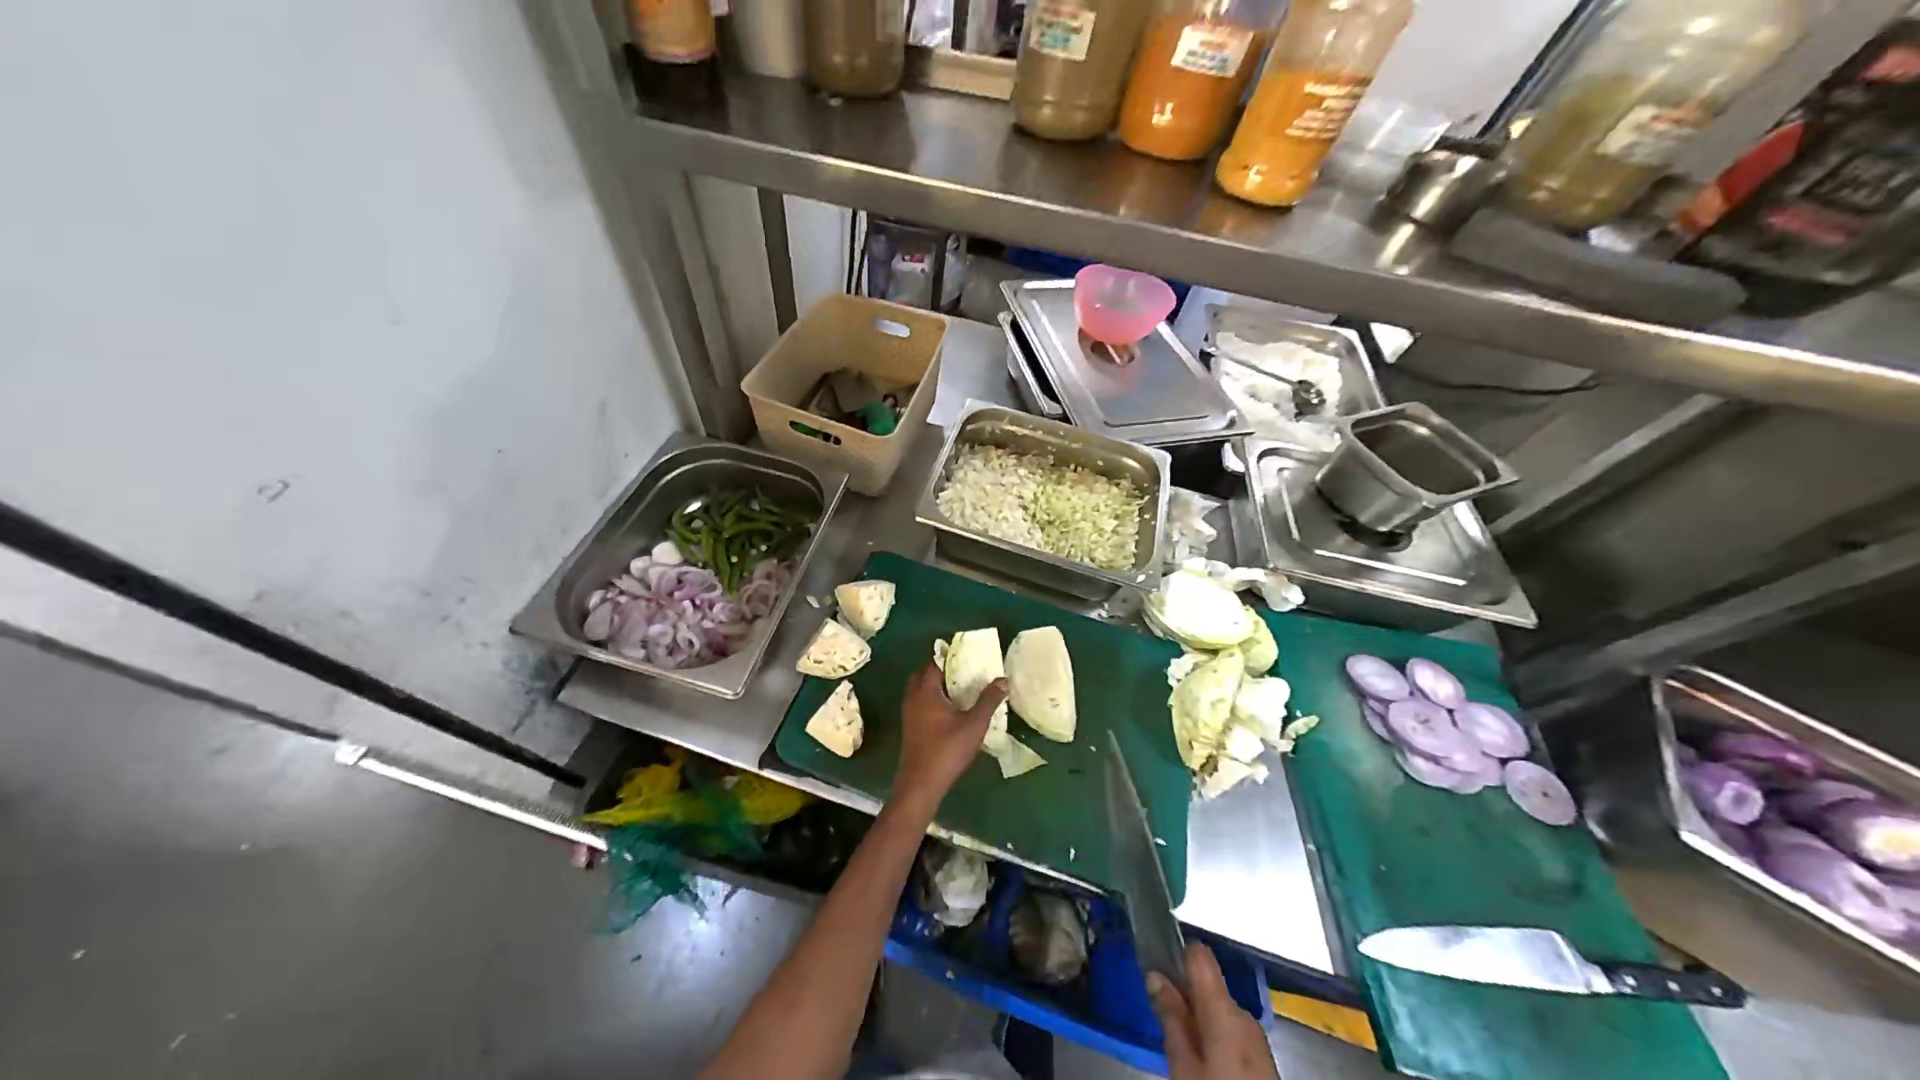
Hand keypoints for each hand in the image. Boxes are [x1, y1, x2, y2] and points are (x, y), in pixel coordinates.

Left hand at [894, 661, 1004, 813]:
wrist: (921, 783)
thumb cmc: (947, 750)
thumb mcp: (974, 724)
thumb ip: (989, 700)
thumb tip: (1003, 679)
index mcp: (926, 690)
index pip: (934, 661)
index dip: (949, 654)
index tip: (967, 652)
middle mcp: (913, 696)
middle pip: (924, 672)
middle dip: (942, 667)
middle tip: (964, 668)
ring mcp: (909, 712)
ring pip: (920, 688)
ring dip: (937, 683)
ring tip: (960, 686)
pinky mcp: (910, 725)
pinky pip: (920, 700)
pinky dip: (932, 696)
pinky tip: (951, 708)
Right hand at [1148, 944, 1280, 1079]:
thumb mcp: (1183, 1065)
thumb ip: (1170, 1017)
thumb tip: (1155, 975)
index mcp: (1223, 1010)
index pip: (1200, 955)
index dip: (1177, 956)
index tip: (1158, 968)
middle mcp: (1244, 1015)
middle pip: (1208, 986)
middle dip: (1184, 996)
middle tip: (1161, 1019)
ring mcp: (1256, 1037)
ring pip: (1218, 1010)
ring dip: (1197, 1019)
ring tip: (1180, 1048)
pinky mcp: (1263, 1058)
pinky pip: (1231, 1031)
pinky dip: (1213, 1036)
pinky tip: (1203, 1064)